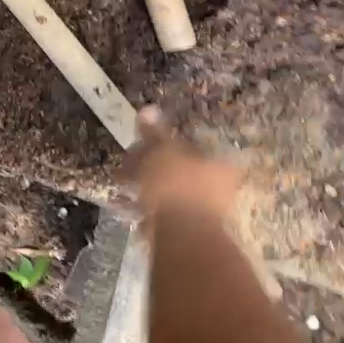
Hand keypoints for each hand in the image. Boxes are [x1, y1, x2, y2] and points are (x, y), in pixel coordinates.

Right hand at [117, 107, 242, 224]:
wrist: (181, 233)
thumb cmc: (176, 185)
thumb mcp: (160, 151)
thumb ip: (153, 132)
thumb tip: (148, 109)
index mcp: (221, 163)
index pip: (195, 144)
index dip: (167, 141)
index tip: (144, 143)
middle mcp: (221, 185)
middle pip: (182, 166)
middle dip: (152, 164)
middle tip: (128, 161)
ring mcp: (206, 208)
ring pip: (171, 188)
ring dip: (147, 184)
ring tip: (122, 182)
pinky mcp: (189, 226)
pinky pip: (164, 207)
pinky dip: (146, 203)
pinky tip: (126, 202)